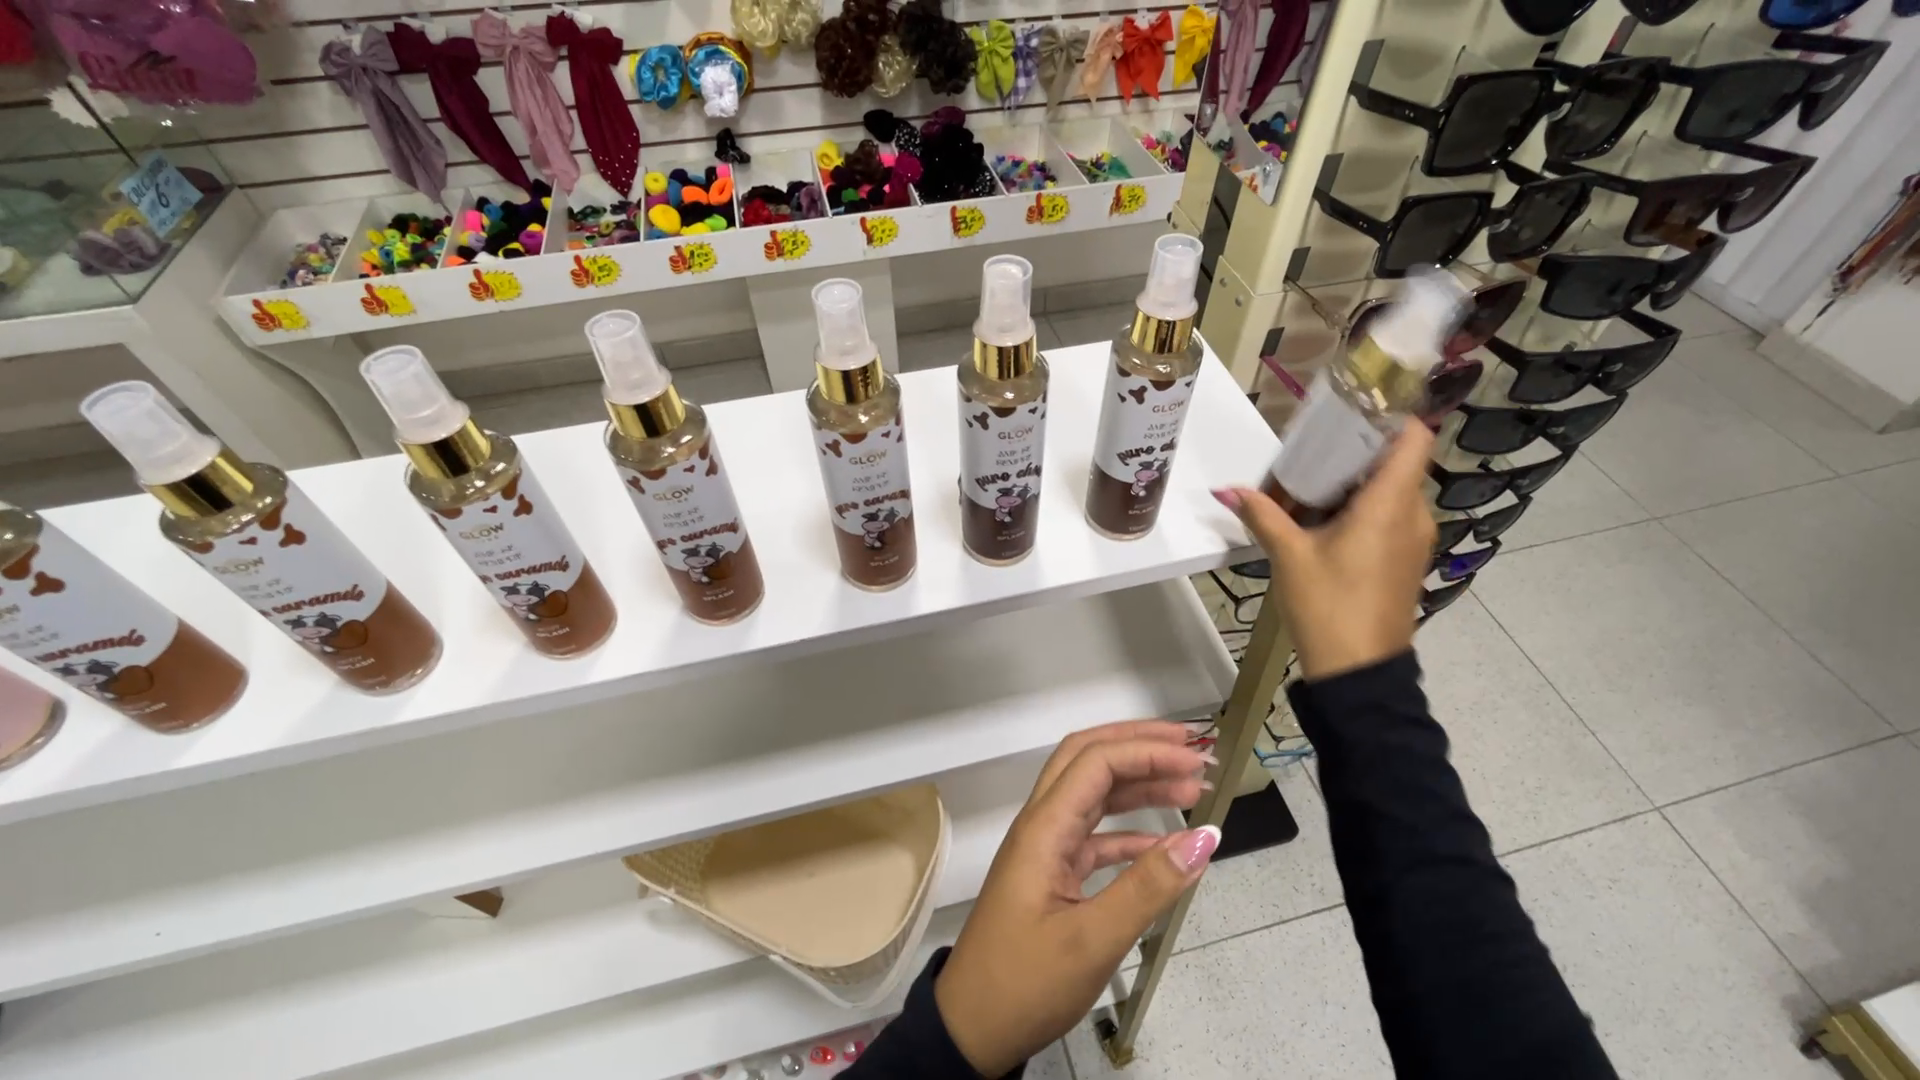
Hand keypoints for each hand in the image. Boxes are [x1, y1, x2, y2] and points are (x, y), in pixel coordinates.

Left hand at [935, 722, 1219, 1076]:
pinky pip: (1094, 837)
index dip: (1147, 751)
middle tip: (1192, 748)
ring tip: (1191, 790)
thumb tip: (1204, 837)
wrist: (974, 1028)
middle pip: (1087, 761)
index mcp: (1043, 829)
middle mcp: (1041, 826)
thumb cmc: (1026, 983)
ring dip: (1138, 785)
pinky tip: (1166, 846)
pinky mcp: (1052, 875)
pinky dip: (1131, 832)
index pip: (1096, 762)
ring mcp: (1045, 850)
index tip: (1197, 760)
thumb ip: (1149, 886)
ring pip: (1092, 796)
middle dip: (1138, 746)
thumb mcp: (1093, 940)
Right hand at [1214, 420, 1436, 679]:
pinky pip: (1392, 517)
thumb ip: (1262, 515)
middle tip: (1313, 448)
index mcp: (1390, 504)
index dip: (1389, 417)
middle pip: (1397, 463)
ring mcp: (1415, 539)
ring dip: (1357, 483)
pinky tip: (1325, 521)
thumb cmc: (1328, 606)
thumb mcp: (1289, 556)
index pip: (1414, 438)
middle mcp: (1414, 514)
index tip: (1351, 412)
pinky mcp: (1407, 560)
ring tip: (1311, 484)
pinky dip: (1364, 509)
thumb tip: (1226, 490)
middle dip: (1357, 452)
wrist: (1359, 673)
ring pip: (1394, 492)